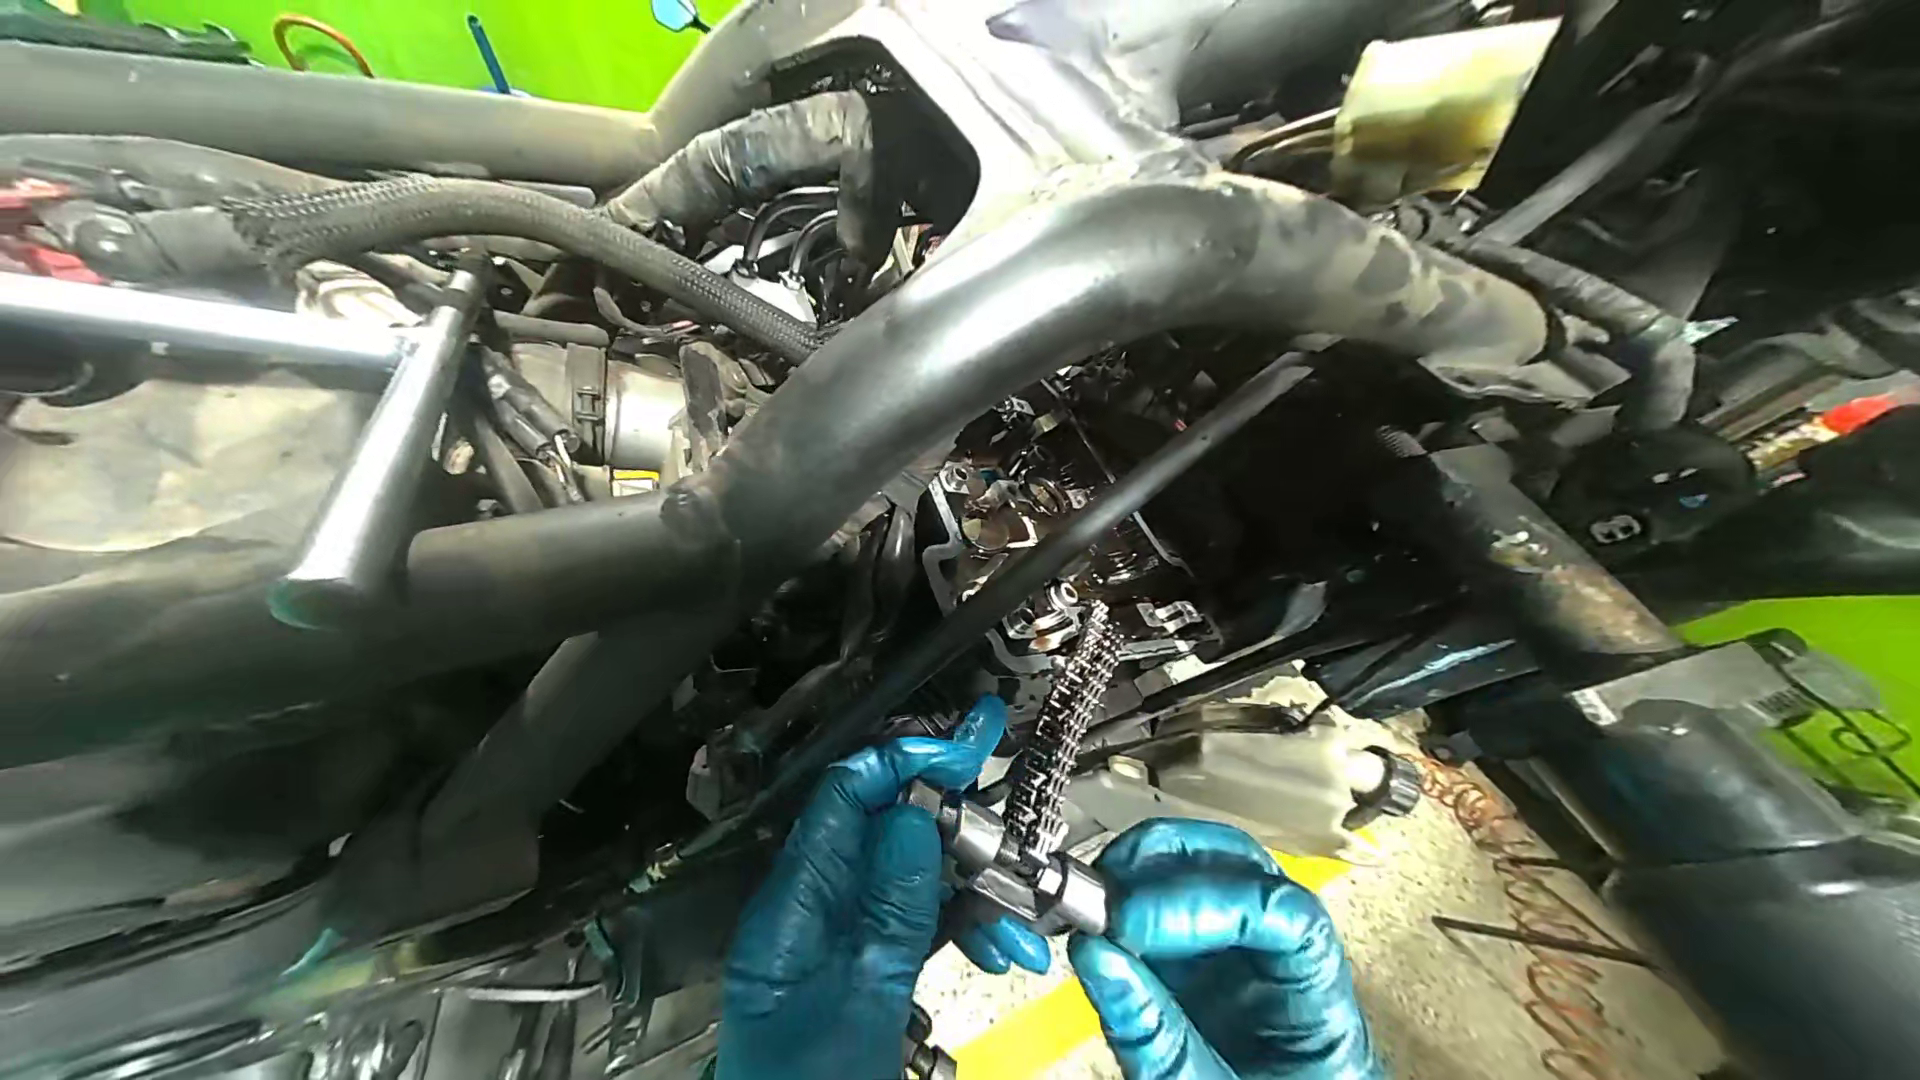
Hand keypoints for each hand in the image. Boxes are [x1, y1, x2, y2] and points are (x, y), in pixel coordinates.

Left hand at [717, 696, 1006, 1079]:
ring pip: (916, 871)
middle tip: (1004, 815)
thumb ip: (891, 911)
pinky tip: (1001, 950)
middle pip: (888, 825)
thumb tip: (916, 813)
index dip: (903, 762)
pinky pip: (922, 916)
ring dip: (973, 883)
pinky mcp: (870, 959)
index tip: (962, 755)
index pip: (844, 795)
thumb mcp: (862, 1008)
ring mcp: (845, 931)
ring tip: (1019, 919)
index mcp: (794, 906)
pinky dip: (965, 924)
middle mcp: (817, 905)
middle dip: (954, 820)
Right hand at [1069, 819, 1382, 1079]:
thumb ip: (1153, 1037)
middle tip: (1111, 881)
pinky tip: (1097, 913)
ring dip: (1144, 867)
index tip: (1132, 921)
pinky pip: (1167, 899)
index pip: (1279, 913)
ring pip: (1204, 867)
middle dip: (1170, 860)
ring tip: (1097, 893)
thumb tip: (1096, 952)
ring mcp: (1241, 955)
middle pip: (1243, 867)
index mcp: (1319, 1008)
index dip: (1200, 902)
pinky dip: (1129, 893)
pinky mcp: (1198, 958)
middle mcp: (1285, 964)